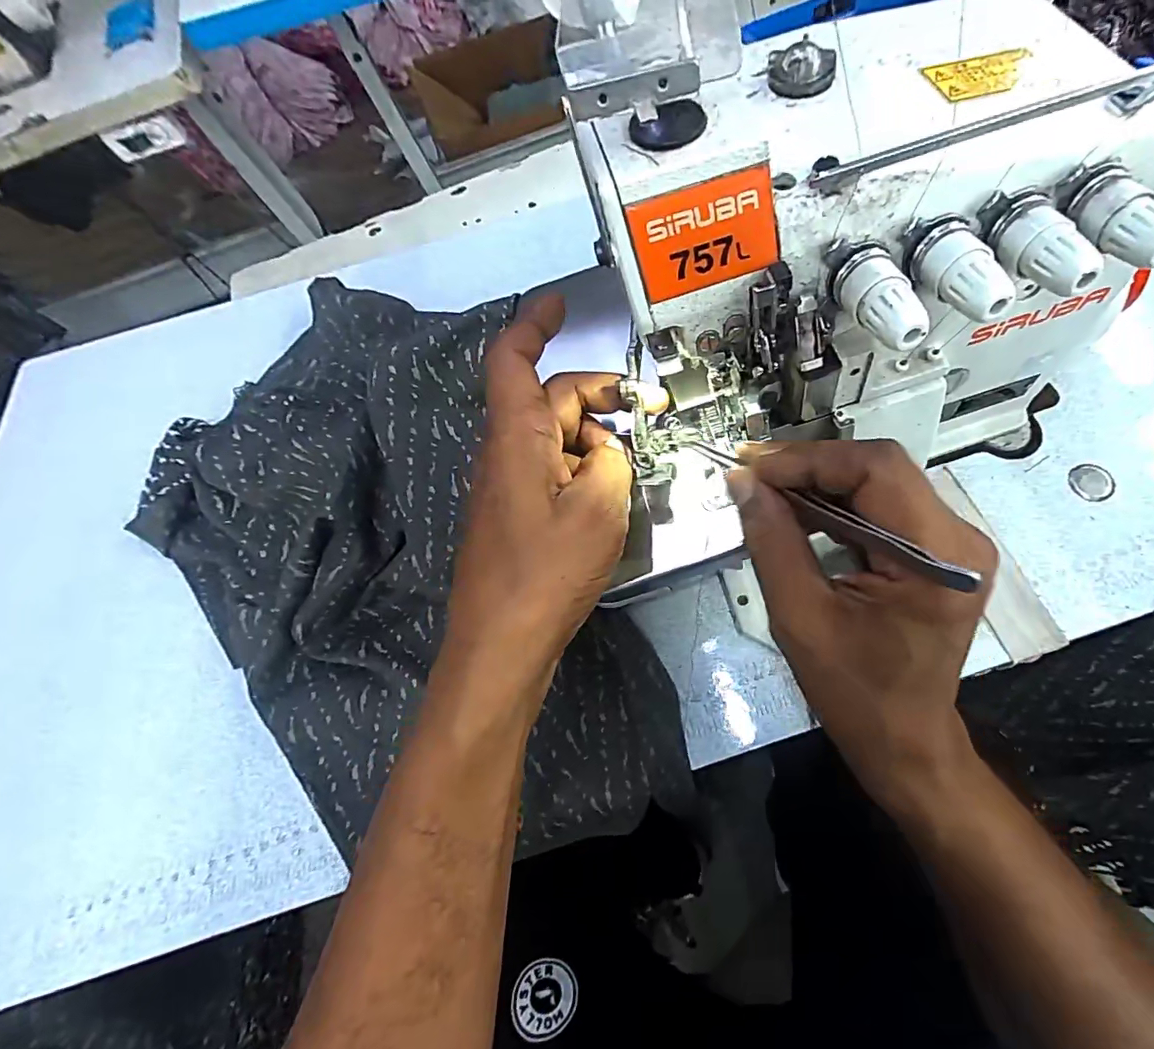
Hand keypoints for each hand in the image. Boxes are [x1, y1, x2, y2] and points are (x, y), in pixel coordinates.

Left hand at [446, 294, 666, 663]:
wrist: (504, 640)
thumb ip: (612, 463)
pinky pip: (556, 470)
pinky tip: (612, 497)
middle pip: (549, 399)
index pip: (513, 360)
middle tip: (648, 410)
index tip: (561, 304)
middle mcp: (507, 453)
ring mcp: (511, 484)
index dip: (533, 323)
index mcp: (516, 439)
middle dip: (599, 395)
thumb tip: (608, 452)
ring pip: (557, 437)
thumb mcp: (599, 509)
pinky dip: (587, 468)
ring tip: (632, 469)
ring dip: (597, 439)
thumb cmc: (546, 571)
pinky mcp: (520, 512)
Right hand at [728, 440, 997, 814]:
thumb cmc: (857, 695)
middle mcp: (962, 539)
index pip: (878, 469)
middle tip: (755, 478)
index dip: (810, 459)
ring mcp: (959, 544)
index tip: (753, 467)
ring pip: (885, 484)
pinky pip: (890, 509)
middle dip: (813, 468)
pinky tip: (805, 513)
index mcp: (940, 559)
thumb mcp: (802, 619)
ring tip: (771, 494)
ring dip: (825, 485)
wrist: (907, 738)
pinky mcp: (945, 552)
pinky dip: (845, 507)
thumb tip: (746, 484)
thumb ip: (774, 542)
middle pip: (883, 470)